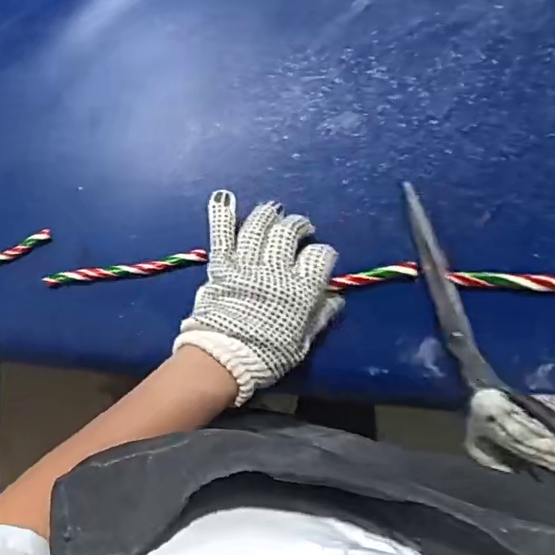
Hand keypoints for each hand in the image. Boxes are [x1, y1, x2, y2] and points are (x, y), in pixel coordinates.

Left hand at [172, 191, 340, 404]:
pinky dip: (222, 215)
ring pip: (258, 229)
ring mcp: (245, 266)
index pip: (320, 256)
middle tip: (297, 227)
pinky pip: (221, 236)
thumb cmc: (266, 353)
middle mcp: (275, 270)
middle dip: (296, 226)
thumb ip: (319, 315)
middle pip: (289, 235)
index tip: (317, 258)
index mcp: (302, 288)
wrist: (223, 357)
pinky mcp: (220, 267)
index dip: (321, 255)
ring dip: (267, 216)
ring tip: (273, 212)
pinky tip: (223, 197)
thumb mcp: (303, 339)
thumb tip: (334, 297)